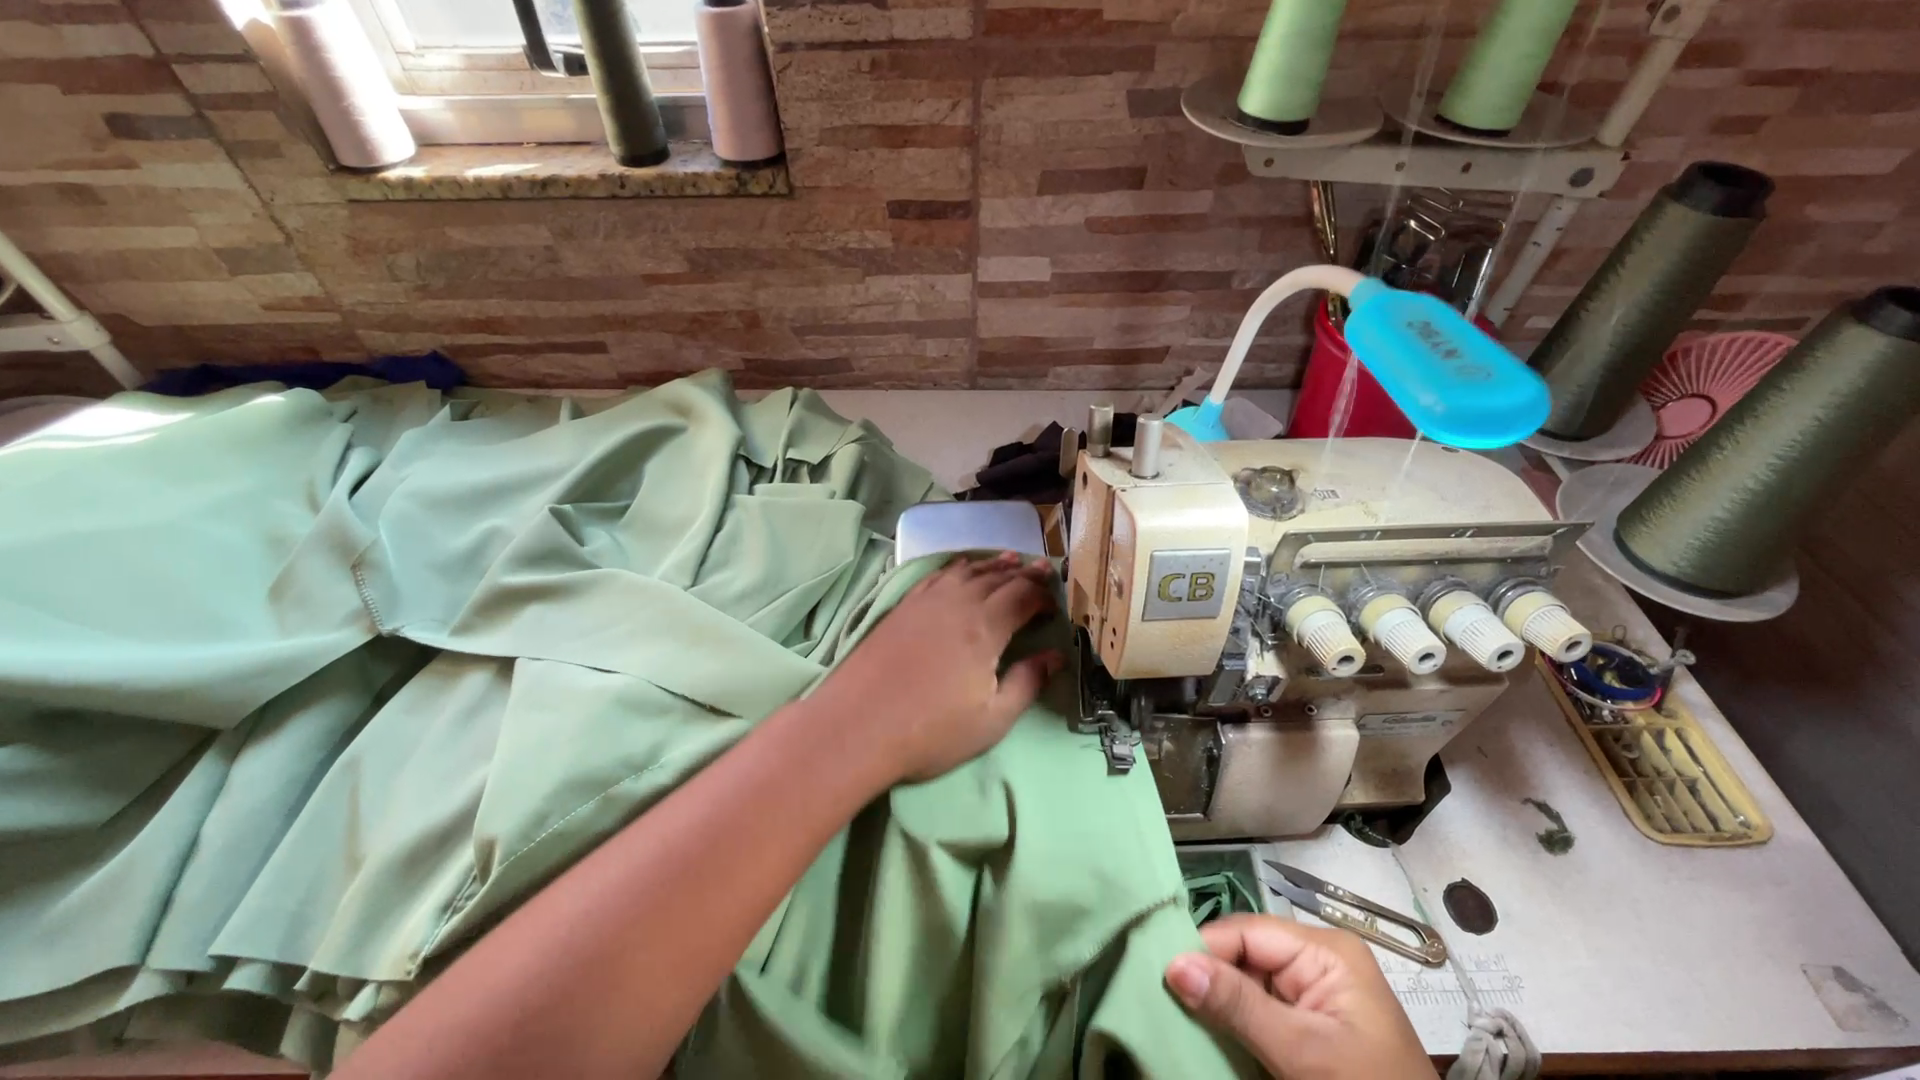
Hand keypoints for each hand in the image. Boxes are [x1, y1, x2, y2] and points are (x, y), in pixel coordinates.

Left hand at [811, 551, 1061, 782]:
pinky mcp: (901, 608)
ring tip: (1011, 560)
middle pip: (998, 578)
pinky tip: (962, 568)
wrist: (856, 727)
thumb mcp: (991, 720)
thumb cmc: (930, 732)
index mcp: (985, 628)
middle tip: (1043, 570)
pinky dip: (958, 567)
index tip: (1057, 605)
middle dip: (1024, 573)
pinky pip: (937, 575)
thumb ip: (1027, 683)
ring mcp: (925, 602)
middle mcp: (957, 604)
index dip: (1044, 596)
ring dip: (993, 565)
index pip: (1023, 596)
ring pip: (967, 571)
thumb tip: (1055, 657)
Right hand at [1165, 915, 1433, 1079]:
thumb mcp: (1303, 1051)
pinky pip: (1256, 1013)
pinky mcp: (1308, 1028)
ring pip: (1244, 985)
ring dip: (1215, 1005)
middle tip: (1160, 1000)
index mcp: (1326, 951)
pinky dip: (1231, 1026)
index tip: (1158, 977)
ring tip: (1174, 1016)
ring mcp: (1313, 996)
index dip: (1202, 950)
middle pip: (1242, 956)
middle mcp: (1317, 962)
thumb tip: (1173, 963)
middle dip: (1206, 979)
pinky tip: (1205, 1035)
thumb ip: (1238, 1005)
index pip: (1245, 932)